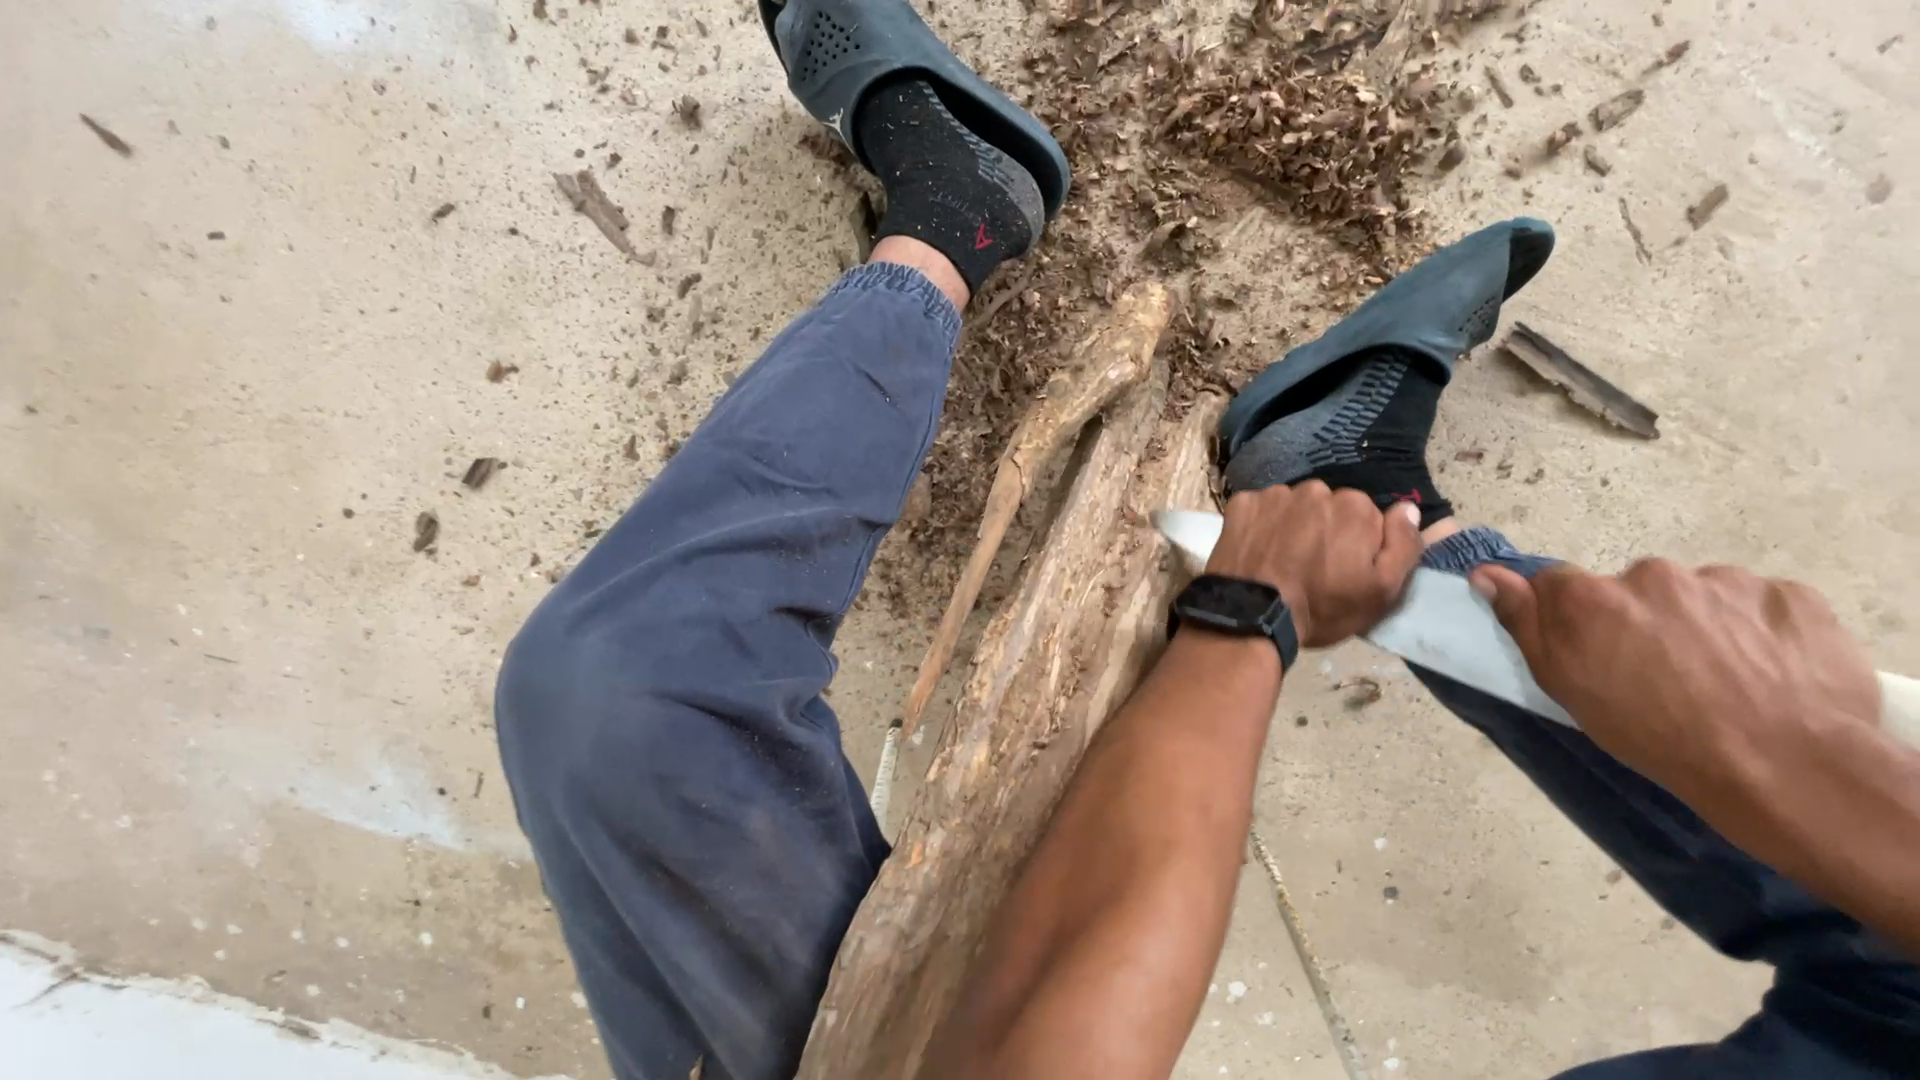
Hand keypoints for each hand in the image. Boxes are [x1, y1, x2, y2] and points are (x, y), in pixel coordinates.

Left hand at [1206, 481, 1423, 648]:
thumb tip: (1408, 508)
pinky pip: (1258, 508)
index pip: (1365, 516)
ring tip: (1282, 558)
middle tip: (1311, 565)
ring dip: (1291, 524)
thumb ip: (1403, 545)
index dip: (1357, 543)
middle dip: (1323, 528)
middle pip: (1327, 506)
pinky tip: (1257, 549)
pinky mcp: (1241, 504)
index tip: (1343, 567)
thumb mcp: (1381, 591)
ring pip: (1292, 505)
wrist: (1252, 616)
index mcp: (1355, 506)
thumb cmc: (1322, 607)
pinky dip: (1259, 524)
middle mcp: (1315, 490)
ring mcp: (1274, 495)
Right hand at [1471, 560, 1881, 801]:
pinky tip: (1767, 668)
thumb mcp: (1565, 686)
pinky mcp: (1792, 595)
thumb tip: (1486, 574)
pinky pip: (1761, 602)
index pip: (1559, 583)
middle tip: (1662, 671)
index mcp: (1589, 597)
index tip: (1592, 650)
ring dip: (1701, 622)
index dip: (1574, 617)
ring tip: (1722, 675)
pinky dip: (1759, 627)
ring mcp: (1726, 581)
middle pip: (1633, 588)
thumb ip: (1525, 622)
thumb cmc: (1653, 733)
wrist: (1781, 764)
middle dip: (1642, 619)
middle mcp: (1650, 574)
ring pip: (1699, 594)